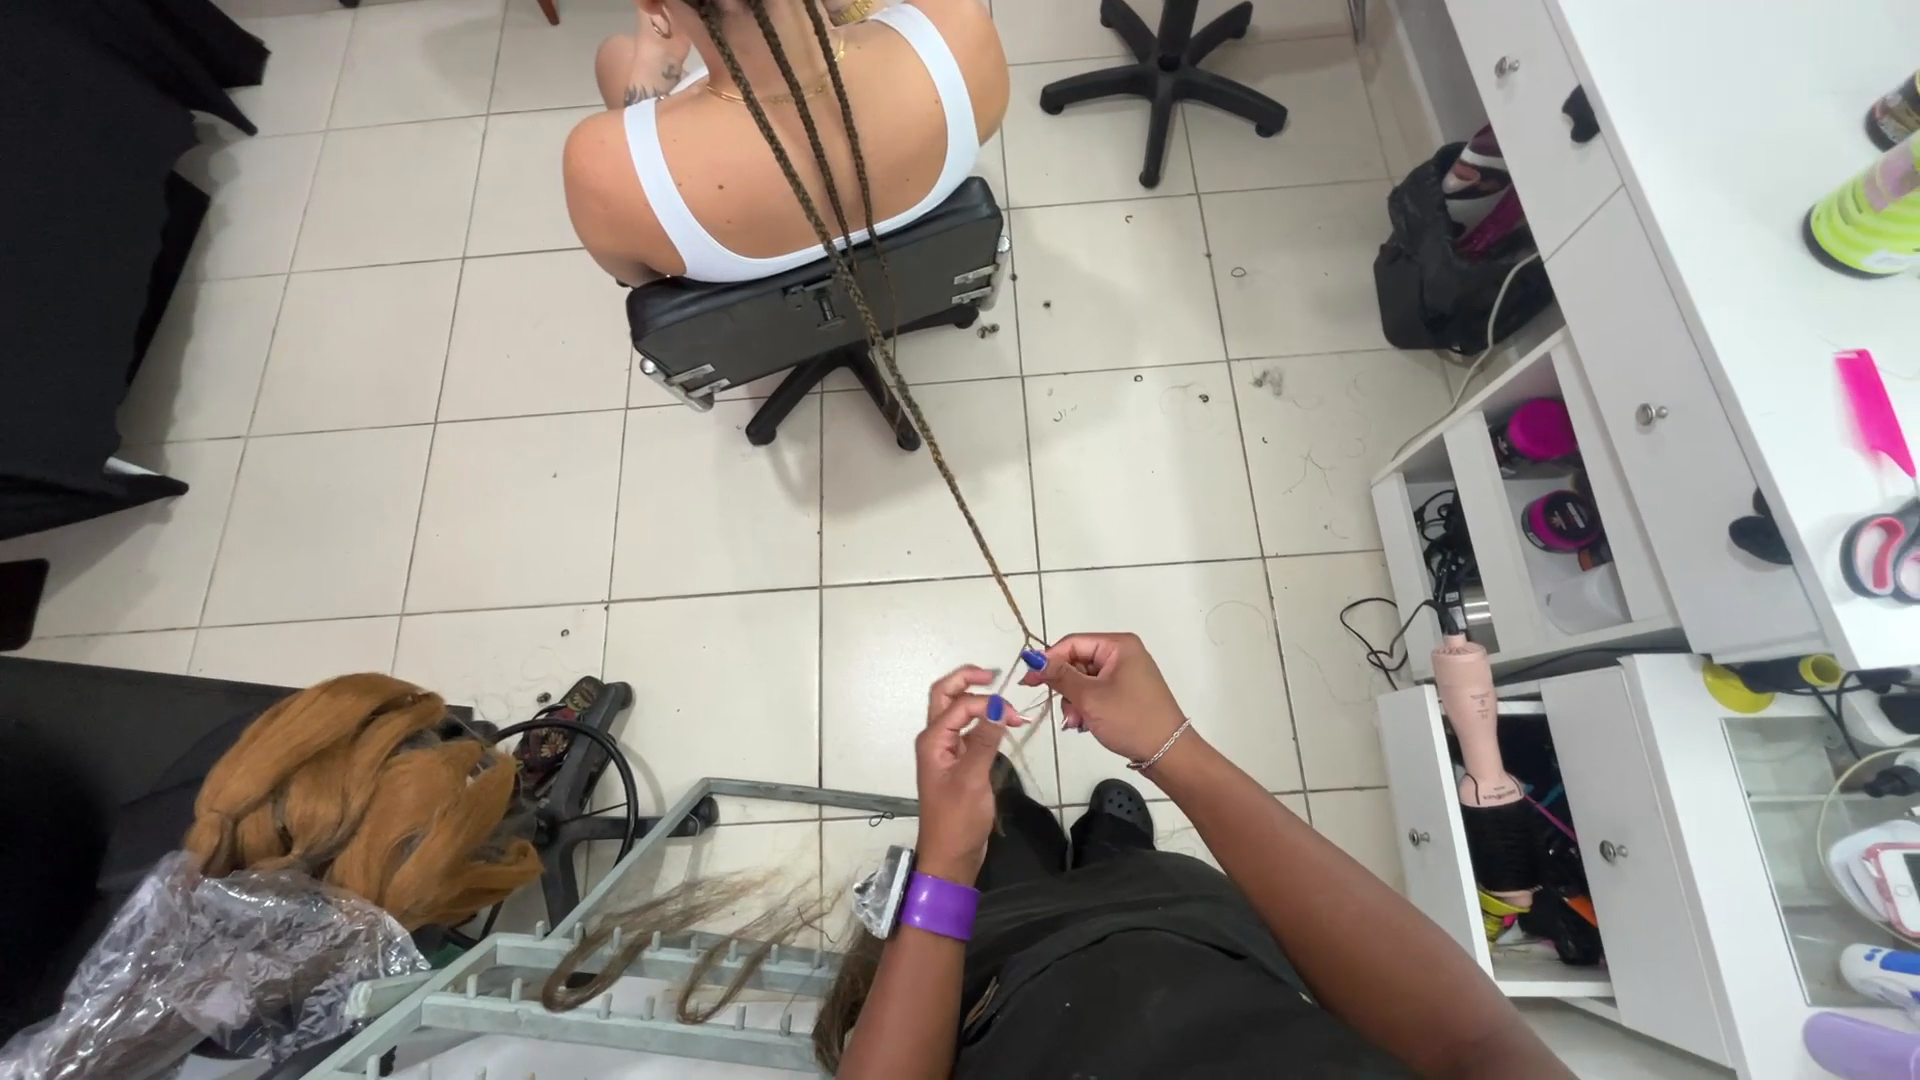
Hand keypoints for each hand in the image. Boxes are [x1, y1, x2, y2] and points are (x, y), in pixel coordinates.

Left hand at [913, 666, 1014, 884]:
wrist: (951, 856)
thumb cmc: (957, 820)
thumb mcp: (972, 779)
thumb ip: (984, 741)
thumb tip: (998, 706)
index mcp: (932, 740)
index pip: (959, 705)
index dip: (986, 702)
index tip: (1013, 715)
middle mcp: (935, 740)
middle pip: (945, 696)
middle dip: (967, 681)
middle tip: (993, 674)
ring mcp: (945, 750)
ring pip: (955, 712)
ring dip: (977, 701)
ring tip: (1006, 706)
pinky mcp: (957, 762)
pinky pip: (967, 731)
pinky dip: (983, 721)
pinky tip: (1001, 726)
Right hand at [1022, 633, 1185, 763]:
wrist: (1169, 753)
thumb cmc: (1129, 719)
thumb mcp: (1089, 697)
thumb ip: (1059, 676)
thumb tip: (1032, 659)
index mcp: (1118, 645)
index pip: (1071, 643)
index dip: (1047, 661)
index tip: (1027, 681)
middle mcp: (1122, 654)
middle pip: (1077, 662)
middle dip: (1066, 688)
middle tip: (1064, 712)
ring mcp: (1126, 674)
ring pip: (1083, 680)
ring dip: (1074, 702)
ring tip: (1077, 723)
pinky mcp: (1126, 692)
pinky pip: (1096, 692)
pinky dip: (1087, 707)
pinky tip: (1086, 724)